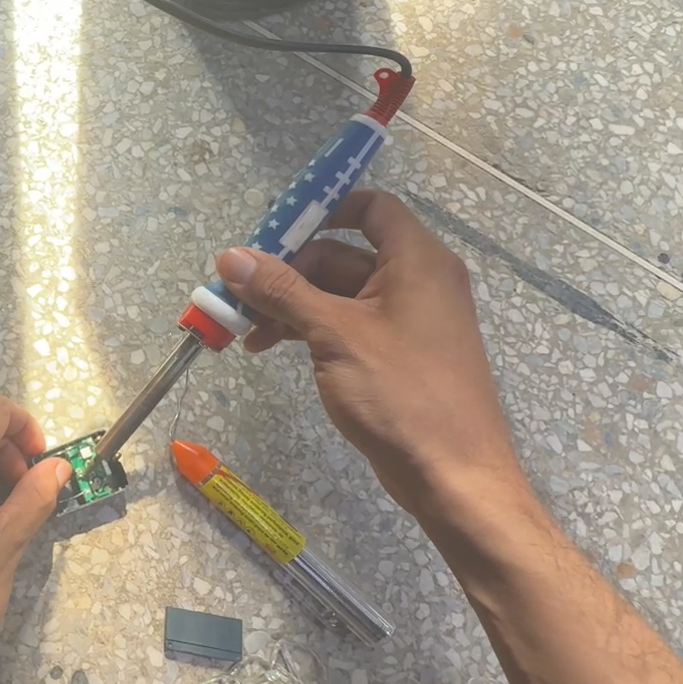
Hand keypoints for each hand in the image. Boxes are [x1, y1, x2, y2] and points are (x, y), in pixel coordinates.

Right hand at [215, 189, 526, 519]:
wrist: (452, 475)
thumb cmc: (401, 393)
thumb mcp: (334, 334)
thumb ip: (281, 290)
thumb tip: (230, 256)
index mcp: (416, 262)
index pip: (370, 208)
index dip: (322, 209)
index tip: (272, 230)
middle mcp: (413, 281)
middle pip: (339, 253)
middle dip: (285, 271)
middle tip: (238, 292)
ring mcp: (401, 320)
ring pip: (332, 293)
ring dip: (286, 304)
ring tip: (244, 330)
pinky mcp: (389, 353)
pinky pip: (340, 323)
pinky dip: (303, 328)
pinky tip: (269, 346)